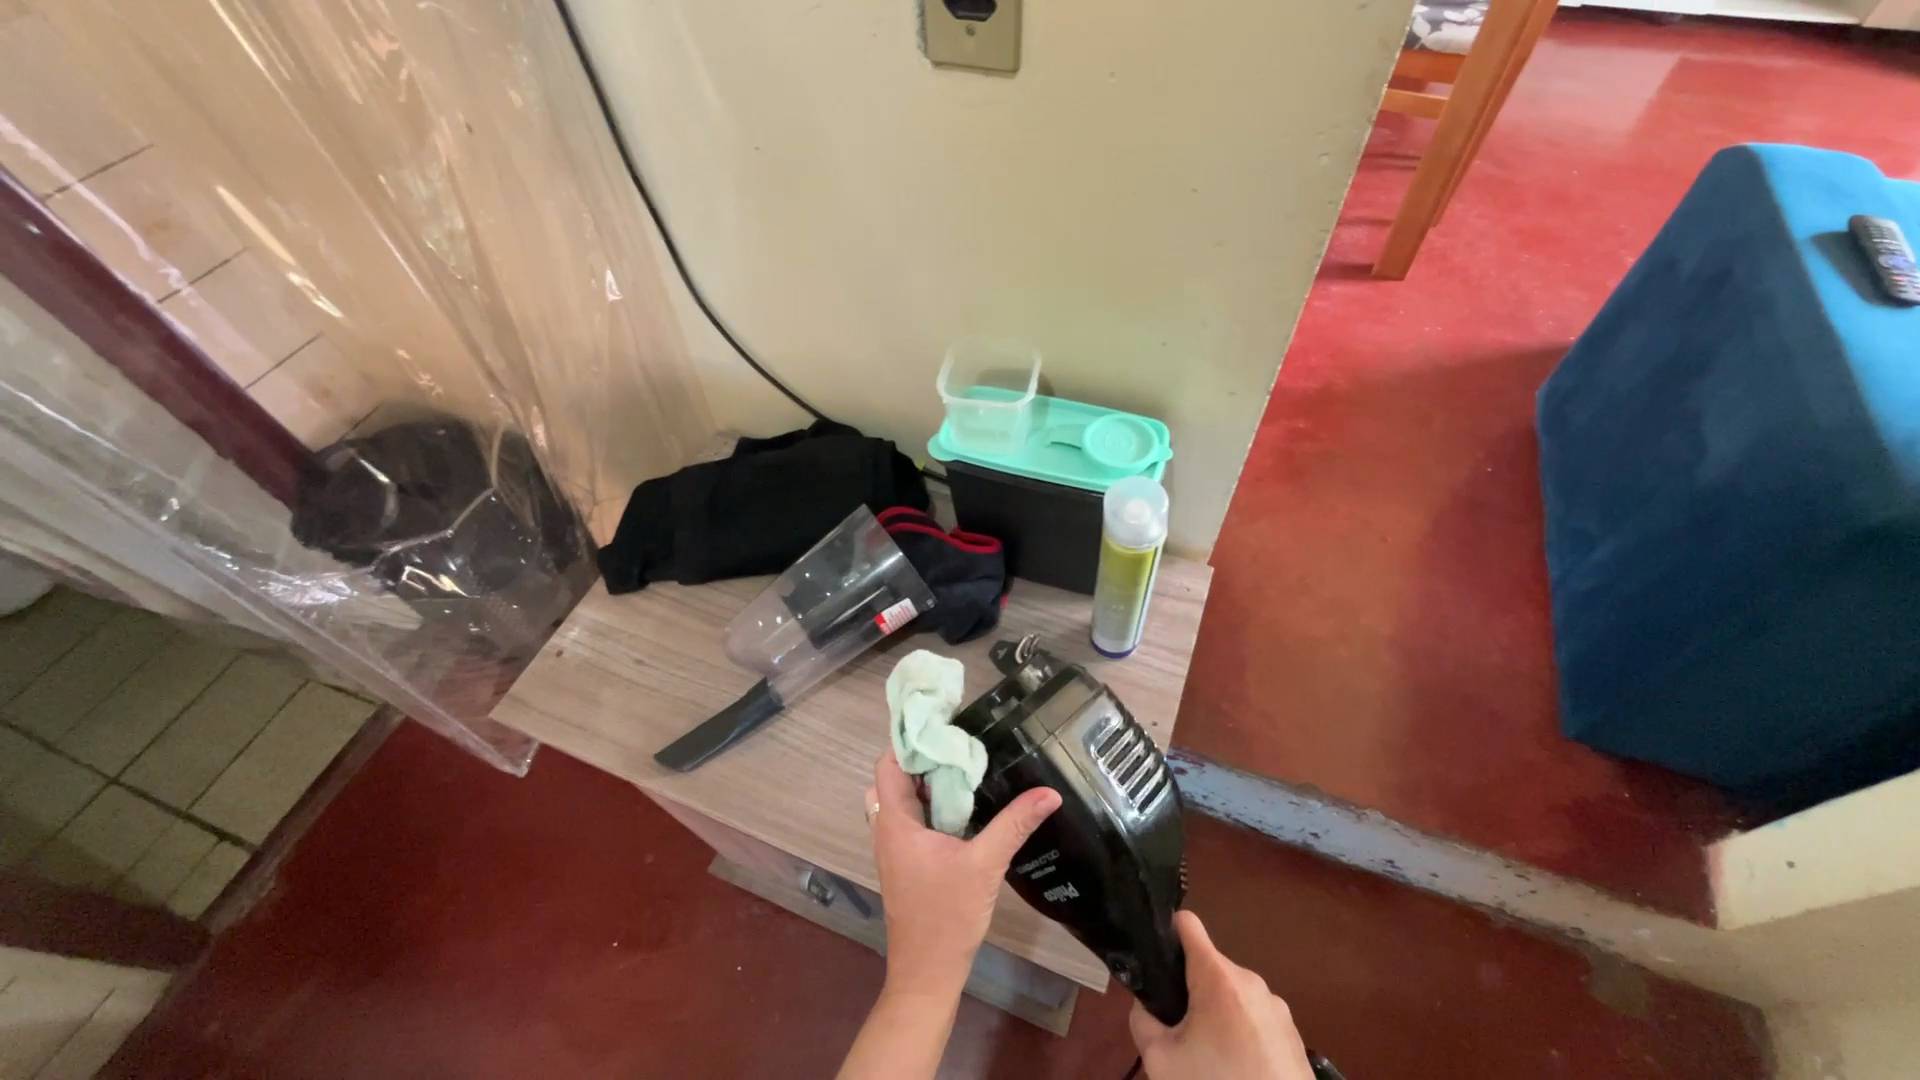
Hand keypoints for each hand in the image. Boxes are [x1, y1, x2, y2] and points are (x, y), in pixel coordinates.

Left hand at [865, 753, 1060, 998]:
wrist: (927, 973)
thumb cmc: (946, 916)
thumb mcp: (985, 864)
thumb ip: (1014, 824)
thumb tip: (1048, 793)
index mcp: (895, 822)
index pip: (888, 764)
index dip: (910, 740)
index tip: (943, 724)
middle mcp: (887, 829)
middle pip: (895, 778)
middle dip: (924, 757)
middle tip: (961, 743)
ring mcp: (895, 848)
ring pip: (903, 799)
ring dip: (928, 782)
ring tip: (965, 767)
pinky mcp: (906, 862)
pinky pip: (912, 819)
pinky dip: (931, 805)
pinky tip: (964, 805)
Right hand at [1129, 911, 1314, 1079]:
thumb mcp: (1161, 1060)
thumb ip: (1143, 1021)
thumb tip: (1146, 1006)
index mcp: (1219, 978)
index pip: (1187, 924)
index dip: (1166, 934)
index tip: (1156, 962)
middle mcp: (1251, 982)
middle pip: (1208, 967)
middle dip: (1190, 990)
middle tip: (1179, 1032)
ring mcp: (1277, 1009)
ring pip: (1232, 995)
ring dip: (1216, 1014)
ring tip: (1211, 1060)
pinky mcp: (1294, 1035)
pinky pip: (1256, 1018)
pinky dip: (1242, 1034)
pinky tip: (1239, 1071)